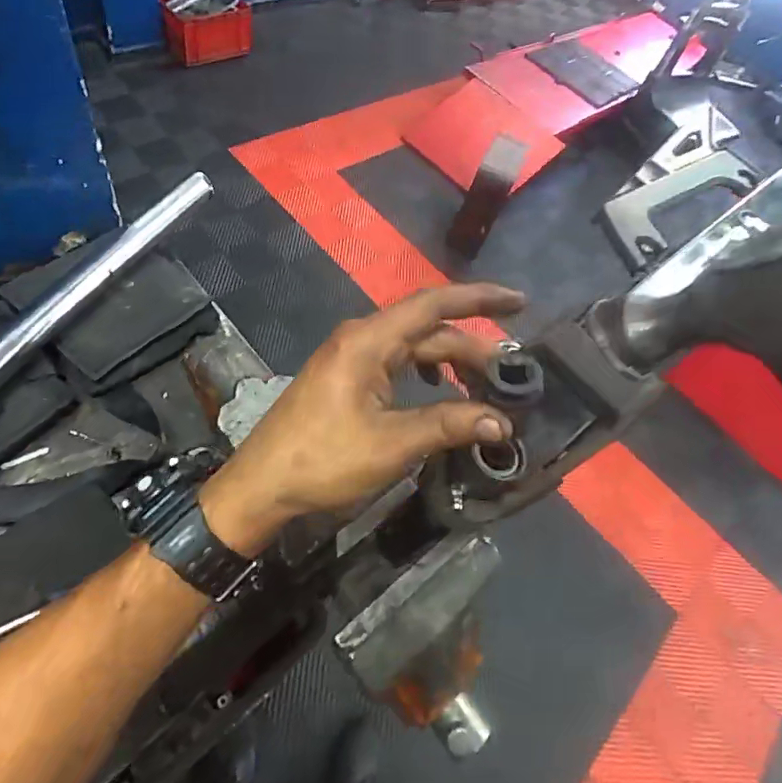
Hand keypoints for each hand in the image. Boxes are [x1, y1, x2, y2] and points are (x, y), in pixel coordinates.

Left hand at [201, 283, 525, 555]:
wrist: (262, 483)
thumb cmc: (323, 459)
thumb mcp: (392, 444)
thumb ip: (448, 425)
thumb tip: (502, 422)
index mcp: (368, 341)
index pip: (432, 304)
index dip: (479, 298)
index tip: (519, 301)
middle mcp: (360, 338)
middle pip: (427, 329)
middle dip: (471, 348)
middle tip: (511, 377)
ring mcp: (350, 356)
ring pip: (412, 347)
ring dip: (449, 361)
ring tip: (483, 386)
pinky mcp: (346, 376)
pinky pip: (396, 362)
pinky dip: (425, 372)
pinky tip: (439, 390)